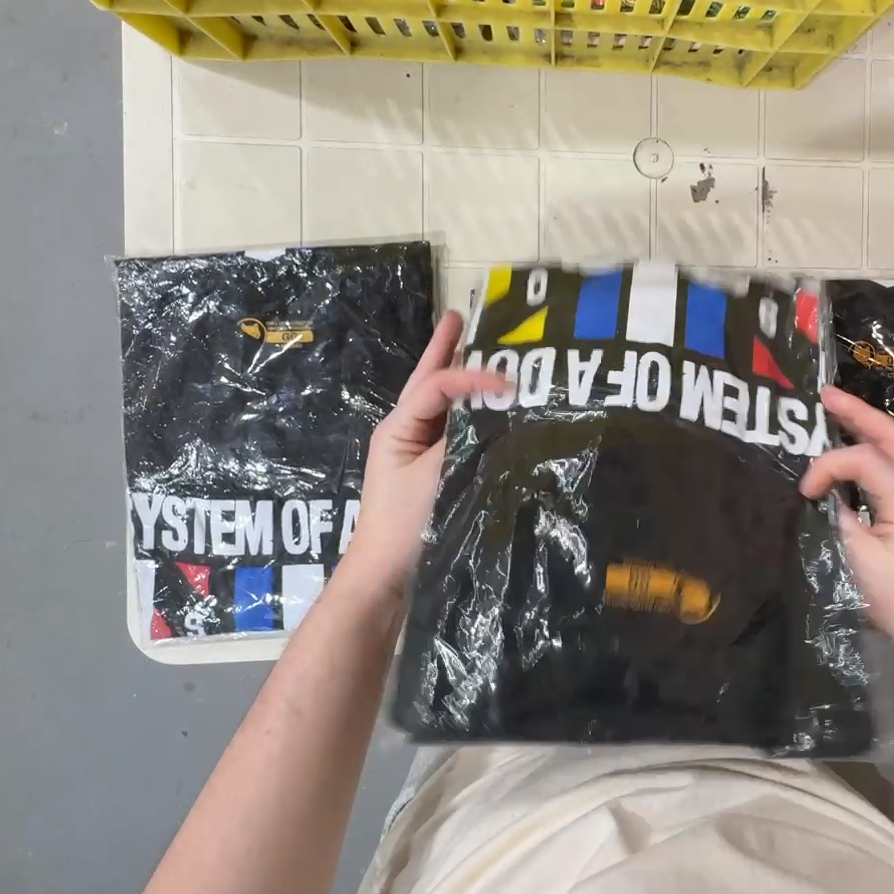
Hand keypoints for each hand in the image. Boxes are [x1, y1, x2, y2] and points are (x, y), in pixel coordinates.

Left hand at [337, 311, 506, 608]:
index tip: (510, 382)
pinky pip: (450, 429)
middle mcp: (404, 431)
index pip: (437, 386)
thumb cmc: (405, 524)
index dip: (472, 375)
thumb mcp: (436, 477)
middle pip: (428, 381)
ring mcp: (414, 451)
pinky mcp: (428, 471)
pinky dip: (468, 410)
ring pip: (439, 403)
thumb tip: (495, 414)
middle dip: (445, 349)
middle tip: (459, 316)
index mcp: (399, 427)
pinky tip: (485, 406)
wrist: (383, 577)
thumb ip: (464, 441)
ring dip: (456, 376)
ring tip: (472, 346)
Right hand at [800, 386, 893, 653]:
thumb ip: (838, 514)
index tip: (805, 490)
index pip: (863, 458)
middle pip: (891, 435)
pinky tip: (847, 448)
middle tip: (825, 395)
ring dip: (865, 426)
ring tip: (834, 411)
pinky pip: (890, 467)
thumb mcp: (858, 555)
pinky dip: (868, 450)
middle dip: (858, 411)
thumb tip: (822, 492)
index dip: (828, 465)